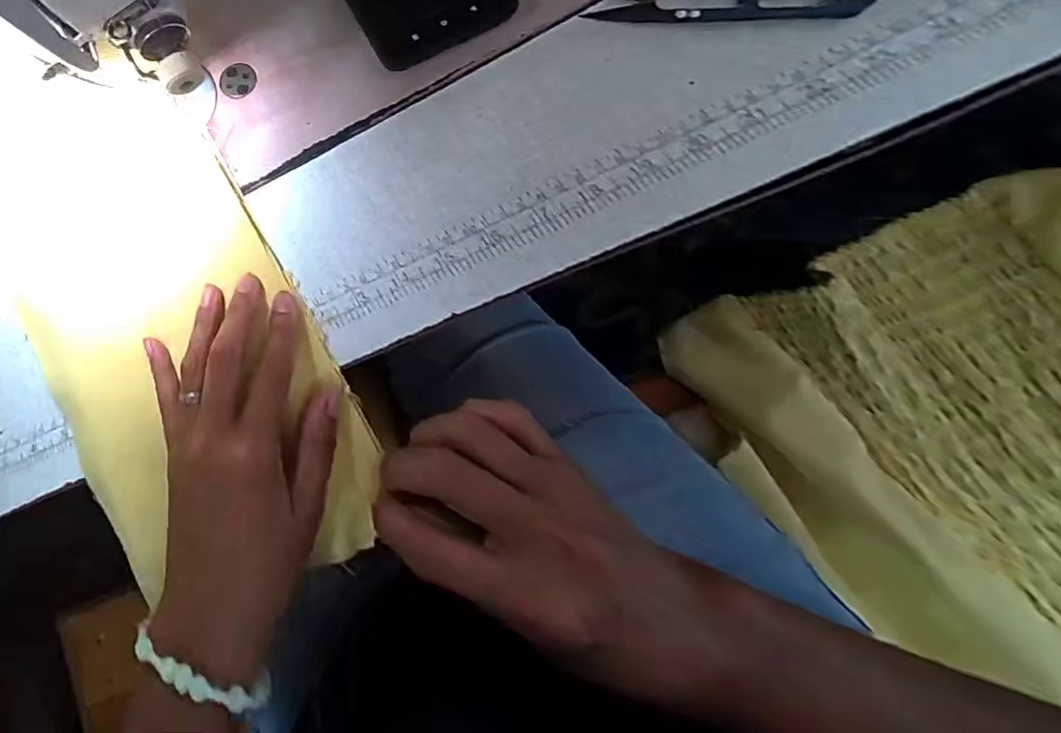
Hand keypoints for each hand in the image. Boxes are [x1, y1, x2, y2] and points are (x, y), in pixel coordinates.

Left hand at [142, 274, 341, 688]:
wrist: (208, 614)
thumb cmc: (268, 566)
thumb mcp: (305, 512)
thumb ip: (315, 448)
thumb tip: (327, 391)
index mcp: (254, 450)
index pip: (271, 376)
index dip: (280, 334)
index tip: (286, 298)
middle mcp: (214, 436)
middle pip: (226, 361)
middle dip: (238, 317)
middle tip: (247, 279)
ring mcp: (186, 443)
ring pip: (193, 373)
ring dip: (201, 330)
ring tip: (209, 293)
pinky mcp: (170, 455)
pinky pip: (164, 404)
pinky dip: (159, 371)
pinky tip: (153, 343)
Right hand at [373, 399, 734, 708]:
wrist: (680, 625)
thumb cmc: (597, 646)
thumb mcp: (521, 630)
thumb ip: (459, 573)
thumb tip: (406, 517)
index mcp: (523, 593)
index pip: (426, 543)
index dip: (386, 519)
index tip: (380, 513)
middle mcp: (535, 530)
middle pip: (438, 470)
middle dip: (396, 468)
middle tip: (391, 480)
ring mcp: (553, 484)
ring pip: (466, 430)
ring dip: (426, 434)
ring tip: (421, 452)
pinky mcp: (566, 460)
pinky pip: (507, 413)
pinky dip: (471, 414)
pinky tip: (461, 432)